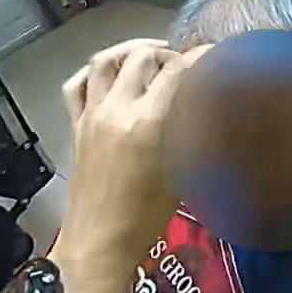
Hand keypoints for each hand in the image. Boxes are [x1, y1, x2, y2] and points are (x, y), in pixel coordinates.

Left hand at [49, 39, 204, 292]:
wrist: (99, 242)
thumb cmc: (149, 212)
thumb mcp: (184, 169)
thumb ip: (196, 128)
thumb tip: (215, 100)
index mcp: (148, 122)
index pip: (176, 71)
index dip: (200, 56)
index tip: (216, 53)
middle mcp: (117, 110)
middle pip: (142, 57)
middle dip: (168, 53)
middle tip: (184, 64)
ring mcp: (91, 115)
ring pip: (105, 60)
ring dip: (132, 50)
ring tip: (151, 56)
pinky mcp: (75, 125)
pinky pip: (76, 83)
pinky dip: (94, 70)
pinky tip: (112, 72)